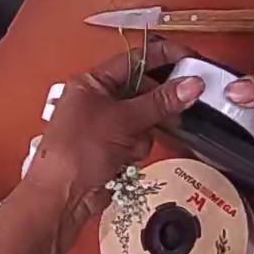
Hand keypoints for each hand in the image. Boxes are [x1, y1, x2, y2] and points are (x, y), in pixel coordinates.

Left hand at [22, 37, 202, 220]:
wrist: (62, 196)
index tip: (191, 59)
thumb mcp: (122, 120)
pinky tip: (125, 159)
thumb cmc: (76, 151)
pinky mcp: (114, 148)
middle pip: (143, 90)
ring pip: (145, 118)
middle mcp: (99, 101)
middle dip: (156, 104)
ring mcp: (107, 126)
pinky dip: (137, 150)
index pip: (135, 59)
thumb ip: (160, 102)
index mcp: (92, 82)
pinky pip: (140, 140)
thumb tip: (192, 84)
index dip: (164, 56)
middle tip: (179, 105)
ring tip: (131, 145)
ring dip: (144, 133)